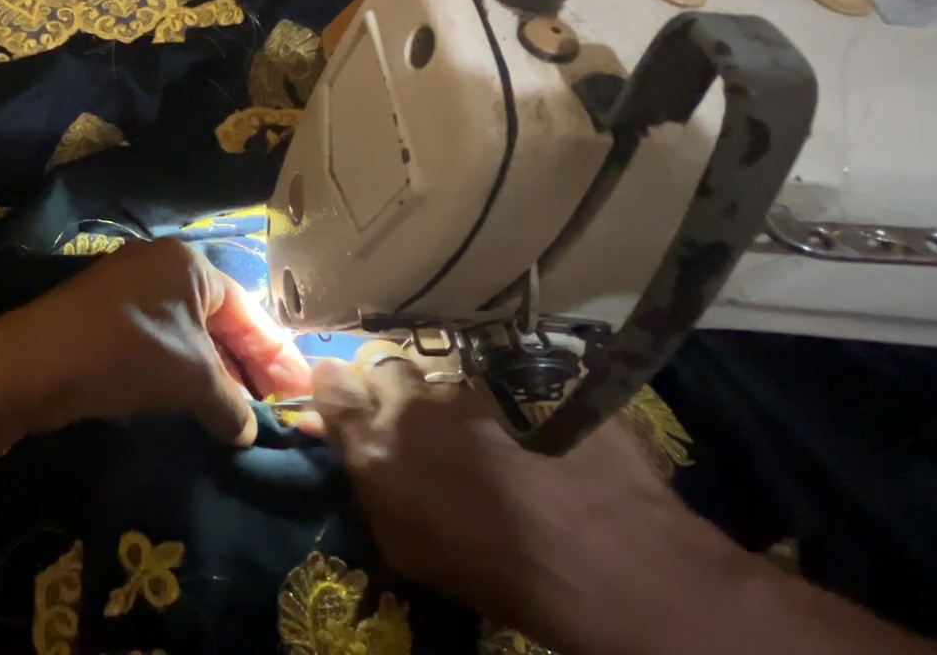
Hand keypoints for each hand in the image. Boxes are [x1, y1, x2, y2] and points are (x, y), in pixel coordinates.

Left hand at [7, 239, 310, 444]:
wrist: (36, 360)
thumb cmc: (129, 353)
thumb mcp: (193, 379)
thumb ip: (232, 404)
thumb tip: (248, 429)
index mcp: (190, 264)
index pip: (250, 312)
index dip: (278, 356)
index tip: (303, 394)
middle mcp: (160, 265)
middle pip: (219, 320)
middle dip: (247, 366)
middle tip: (275, 409)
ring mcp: (127, 288)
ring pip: (187, 334)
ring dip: (213, 374)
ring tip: (238, 415)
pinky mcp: (102, 314)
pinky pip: (157, 341)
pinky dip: (179, 371)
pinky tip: (193, 404)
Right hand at [310, 354, 742, 651]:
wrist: (606, 561)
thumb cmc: (491, 571)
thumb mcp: (406, 546)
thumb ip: (369, 485)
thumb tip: (350, 448)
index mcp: (374, 442)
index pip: (331, 383)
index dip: (335, 384)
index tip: (343, 390)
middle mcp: (412, 401)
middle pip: (383, 366)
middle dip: (390, 384)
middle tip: (414, 415)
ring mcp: (471, 385)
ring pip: (442, 372)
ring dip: (447, 393)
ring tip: (477, 425)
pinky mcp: (520, 377)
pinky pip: (497, 376)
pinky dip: (500, 396)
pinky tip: (522, 427)